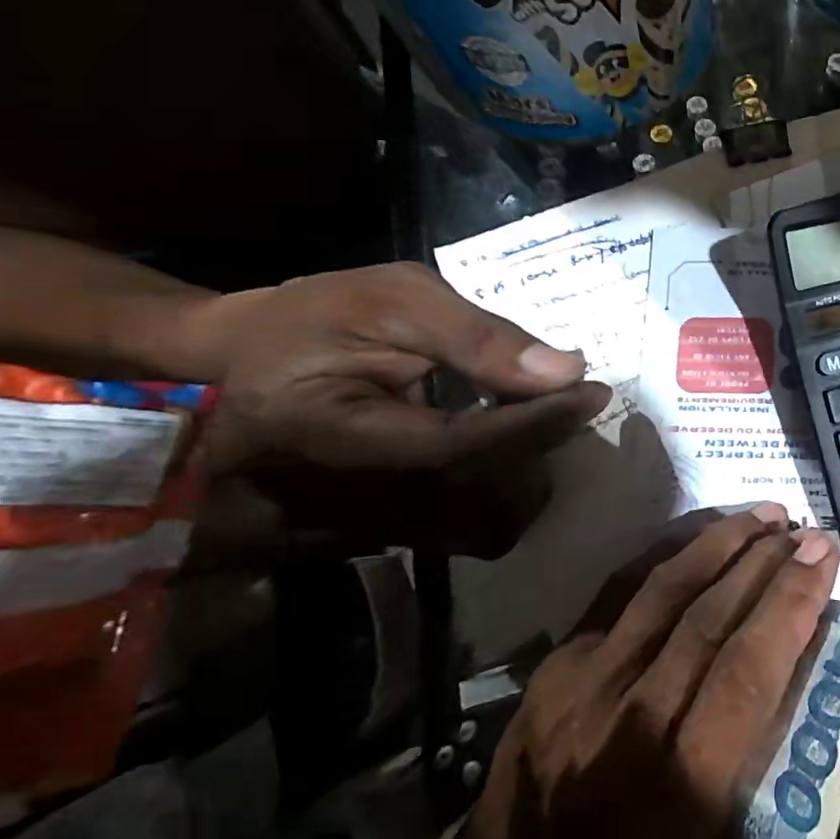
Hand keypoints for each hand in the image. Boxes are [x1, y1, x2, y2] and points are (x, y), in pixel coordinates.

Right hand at [176, 263, 610, 552]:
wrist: (246, 371)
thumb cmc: (314, 321)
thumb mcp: (390, 300)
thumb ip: (475, 336)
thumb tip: (565, 370)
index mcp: (328, 437)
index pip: (454, 450)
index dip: (534, 424)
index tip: (592, 392)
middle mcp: (344, 506)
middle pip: (481, 499)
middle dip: (540, 447)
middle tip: (564, 398)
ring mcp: (365, 532)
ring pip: (488, 527)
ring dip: (531, 472)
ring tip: (534, 418)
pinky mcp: (383, 538)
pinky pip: (471, 531)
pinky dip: (508, 491)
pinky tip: (505, 445)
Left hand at [451, 505, 839, 838]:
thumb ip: (763, 751)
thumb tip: (801, 654)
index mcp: (679, 788)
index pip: (747, 672)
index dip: (790, 605)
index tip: (823, 559)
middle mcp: (628, 725)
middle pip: (708, 619)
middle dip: (764, 565)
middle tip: (803, 530)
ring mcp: (581, 687)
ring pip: (663, 591)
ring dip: (721, 543)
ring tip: (764, 514)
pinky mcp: (554, 667)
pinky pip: (618, 590)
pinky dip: (665, 553)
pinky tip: (698, 532)